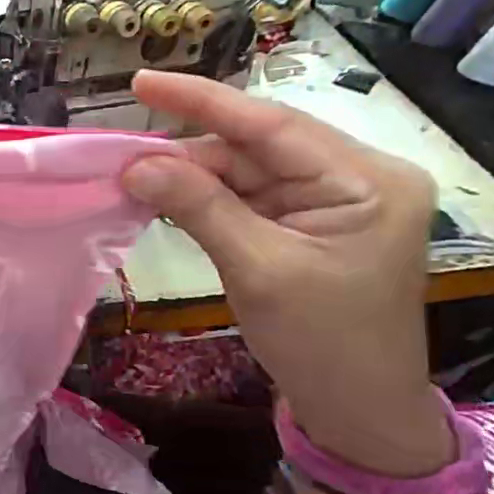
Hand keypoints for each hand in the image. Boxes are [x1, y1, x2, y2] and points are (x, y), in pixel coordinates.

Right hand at [120, 71, 451, 474]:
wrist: (357, 411)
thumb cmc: (322, 344)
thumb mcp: (257, 270)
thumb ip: (199, 208)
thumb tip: (136, 165)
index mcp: (367, 179)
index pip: (273, 125)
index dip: (203, 101)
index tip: (143, 82)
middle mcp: (356, 177)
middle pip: (258, 147)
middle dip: (191, 151)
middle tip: (125, 157)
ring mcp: (333, 202)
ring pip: (249, 173)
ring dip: (194, 178)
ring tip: (136, 179)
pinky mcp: (311, 225)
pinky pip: (251, 199)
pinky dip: (209, 201)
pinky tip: (170, 198)